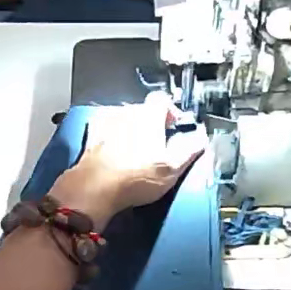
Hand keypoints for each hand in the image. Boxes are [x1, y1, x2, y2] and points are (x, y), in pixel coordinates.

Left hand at [49, 93, 203, 229]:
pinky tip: (115, 155)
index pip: (162, 100)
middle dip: (152, 123)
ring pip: (123, 120)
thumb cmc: (136, 177)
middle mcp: (125, 114)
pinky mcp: (90, 139)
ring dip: (131, 130)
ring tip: (137, 152)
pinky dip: (113, 139)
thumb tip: (201, 140)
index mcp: (148, 116)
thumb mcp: (172, 169)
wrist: (94, 189)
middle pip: (142, 110)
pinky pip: (106, 132)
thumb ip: (188, 151)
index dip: (171, 111)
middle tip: (158, 143)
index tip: (174, 126)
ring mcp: (105, 125)